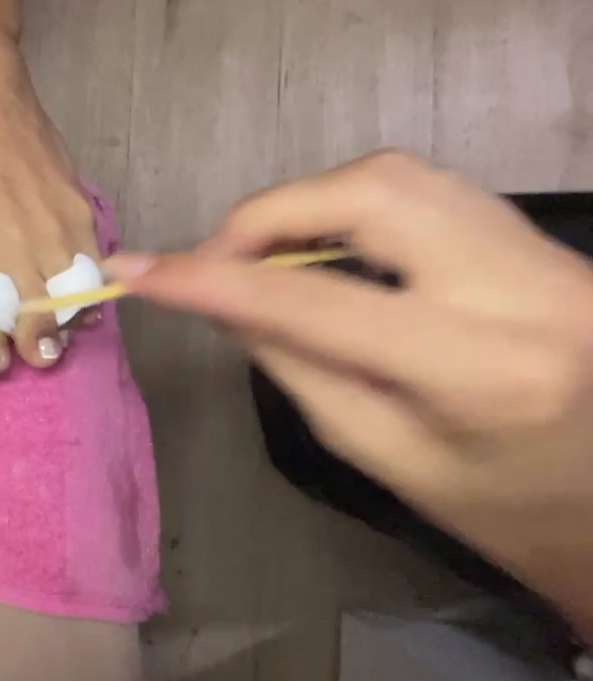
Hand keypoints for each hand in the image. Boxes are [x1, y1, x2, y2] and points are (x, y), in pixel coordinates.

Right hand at [104, 151, 592, 636]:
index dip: (205, 278)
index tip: (130, 268)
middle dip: (267, 215)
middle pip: (369, 193)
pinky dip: (347, 203)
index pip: (309, 301)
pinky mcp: (541, 243)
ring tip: (270, 253)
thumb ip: (290, 358)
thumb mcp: (374, 446)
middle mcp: (529, 292)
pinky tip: (328, 245)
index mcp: (485, 371)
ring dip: (304, 203)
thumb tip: (215, 295)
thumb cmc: (499, 505)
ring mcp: (549, 256)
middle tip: (223, 261)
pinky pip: (423, 188)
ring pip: (395, 175)